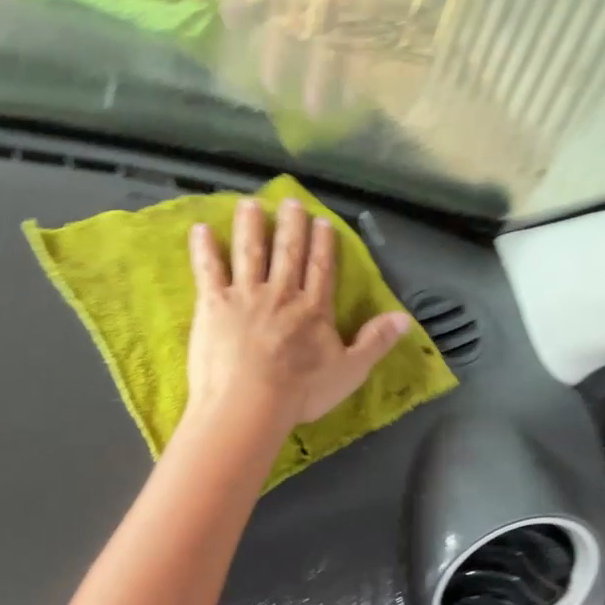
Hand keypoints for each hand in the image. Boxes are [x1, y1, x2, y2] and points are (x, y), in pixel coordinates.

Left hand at [185, 195, 411, 433]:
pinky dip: (204, 249)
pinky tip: (199, 230)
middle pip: (287, 252)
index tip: (321, 221)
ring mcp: (245, 296)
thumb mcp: (349, 372)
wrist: (250, 403)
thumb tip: (405, 318)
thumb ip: (375, 342)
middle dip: (289, 225)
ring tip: (249, 204)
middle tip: (289, 202)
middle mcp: (280, 294)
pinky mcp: (213, 305)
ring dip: (249, 226)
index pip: (320, 268)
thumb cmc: (299, 393)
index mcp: (312, 309)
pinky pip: (208, 271)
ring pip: (249, 252)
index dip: (322, 244)